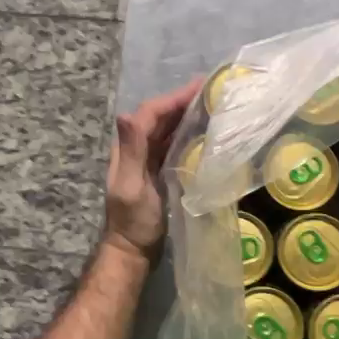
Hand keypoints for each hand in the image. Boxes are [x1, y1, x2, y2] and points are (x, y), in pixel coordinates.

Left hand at [100, 78, 199, 262]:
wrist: (133, 251)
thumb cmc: (133, 221)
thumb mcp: (132, 186)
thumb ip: (131, 151)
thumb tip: (125, 114)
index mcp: (127, 149)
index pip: (149, 113)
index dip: (172, 98)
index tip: (199, 87)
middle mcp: (136, 150)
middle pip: (159, 117)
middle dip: (182, 102)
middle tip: (212, 92)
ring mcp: (147, 161)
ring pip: (167, 129)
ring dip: (186, 116)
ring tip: (213, 106)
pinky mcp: (158, 173)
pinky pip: (173, 145)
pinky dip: (188, 135)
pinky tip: (205, 133)